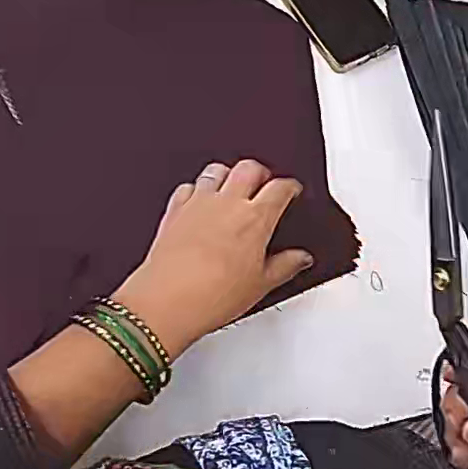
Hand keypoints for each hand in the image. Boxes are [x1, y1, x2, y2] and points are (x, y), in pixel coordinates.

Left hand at [111, 160, 315, 359]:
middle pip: (249, 168)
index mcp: (256, 218)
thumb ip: (285, 265)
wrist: (168, 300)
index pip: (280, 188)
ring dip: (229, 174)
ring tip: (234, 187)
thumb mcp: (261, 285)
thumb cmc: (212, 294)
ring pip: (217, 170)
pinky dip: (197, 189)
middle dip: (261, 172)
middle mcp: (227, 202)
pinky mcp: (174, 210)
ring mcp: (198, 203)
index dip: (290, 186)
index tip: (291, 190)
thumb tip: (299, 258)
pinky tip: (200, 201)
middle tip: (265, 183)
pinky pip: (188, 186)